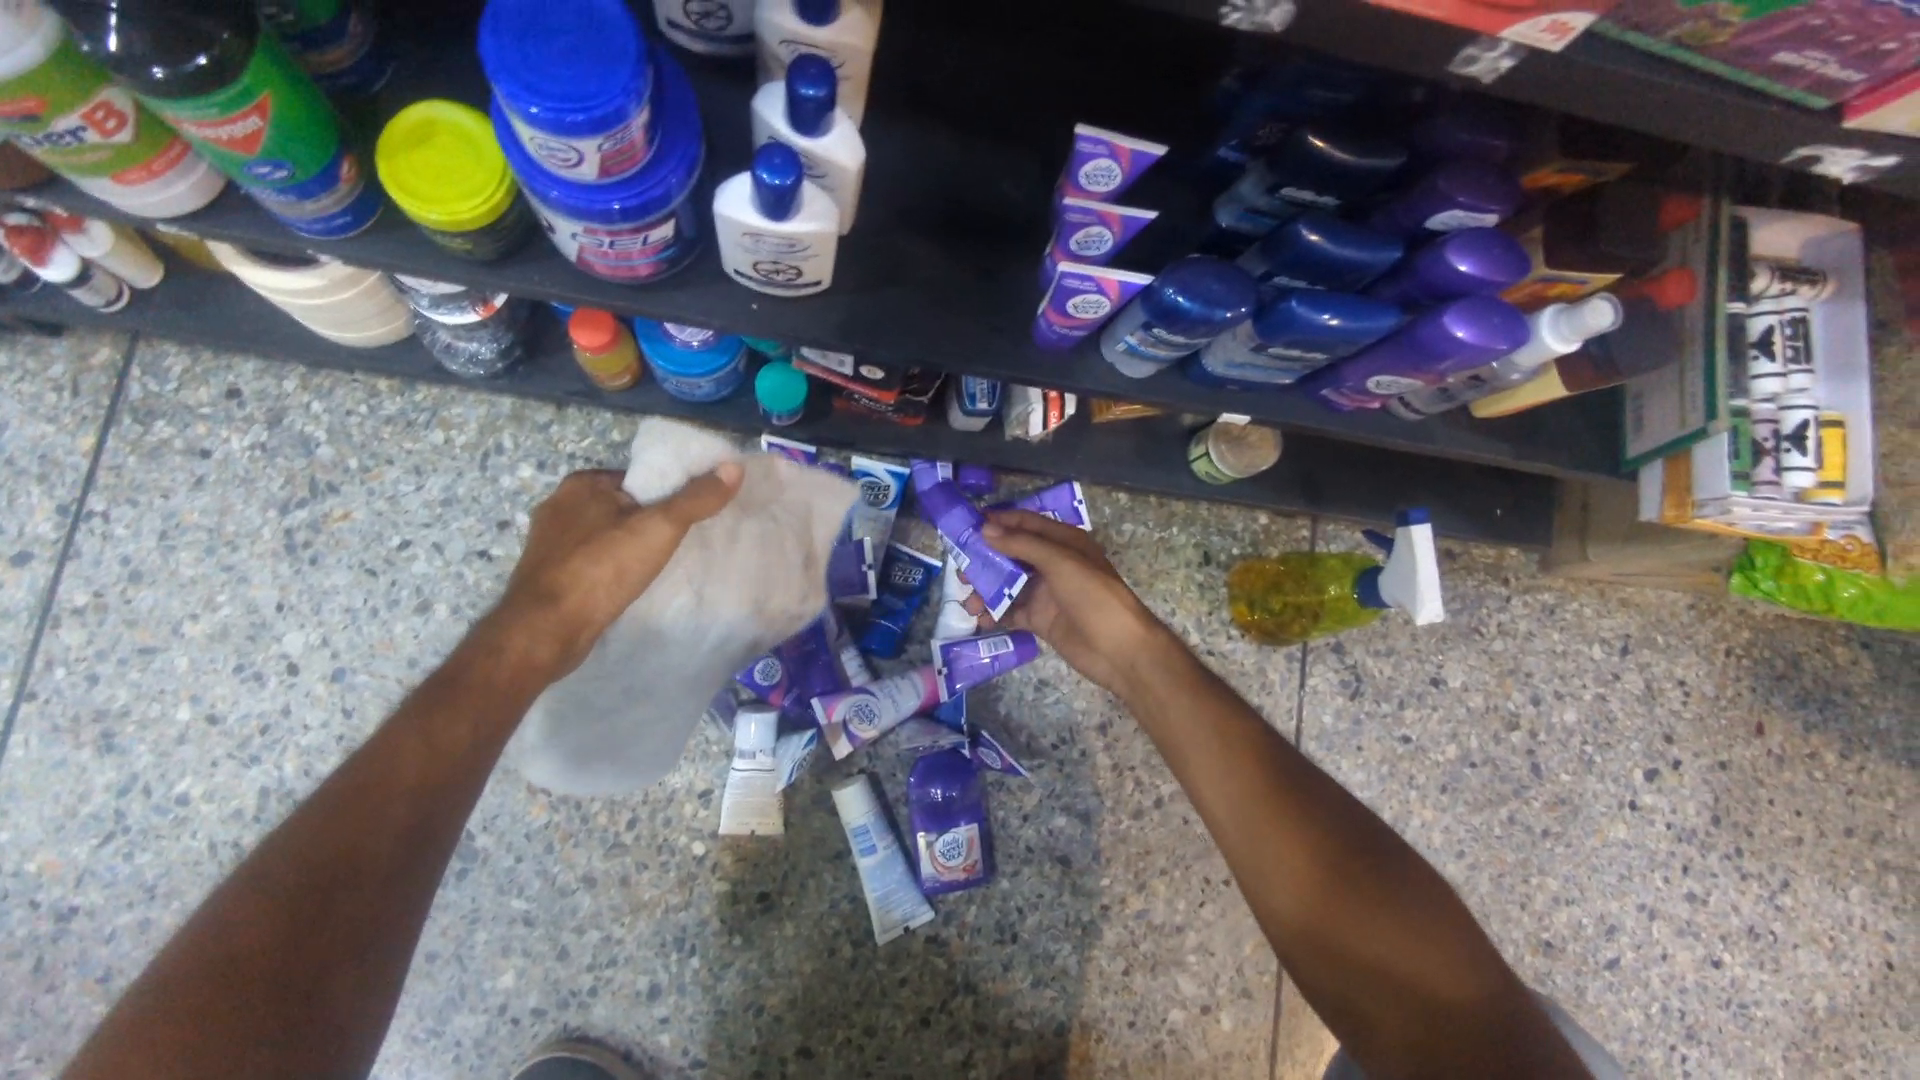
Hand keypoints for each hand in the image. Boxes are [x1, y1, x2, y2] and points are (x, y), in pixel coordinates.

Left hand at [481, 465, 742, 682]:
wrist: (546, 630)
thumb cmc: (602, 569)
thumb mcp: (660, 528)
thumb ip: (697, 498)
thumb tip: (735, 467)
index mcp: (581, 484)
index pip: (638, 479)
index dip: (667, 495)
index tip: (688, 517)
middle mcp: (559, 506)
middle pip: (621, 507)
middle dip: (647, 523)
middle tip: (678, 544)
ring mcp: (548, 543)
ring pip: (604, 537)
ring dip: (627, 548)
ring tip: (656, 567)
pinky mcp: (547, 575)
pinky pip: (590, 563)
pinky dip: (609, 570)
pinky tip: (626, 586)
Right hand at [977, 509, 1179, 700]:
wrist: (1119, 649)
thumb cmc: (1094, 596)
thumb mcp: (1060, 562)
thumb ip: (1022, 545)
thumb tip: (985, 530)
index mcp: (1065, 542)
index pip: (1026, 524)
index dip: (999, 522)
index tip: (968, 526)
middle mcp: (1054, 563)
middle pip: (1012, 554)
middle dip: (986, 560)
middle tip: (961, 570)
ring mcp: (1047, 593)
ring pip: (1009, 585)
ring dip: (987, 591)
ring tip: (969, 603)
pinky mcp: (1042, 619)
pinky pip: (1012, 611)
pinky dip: (996, 614)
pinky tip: (981, 620)